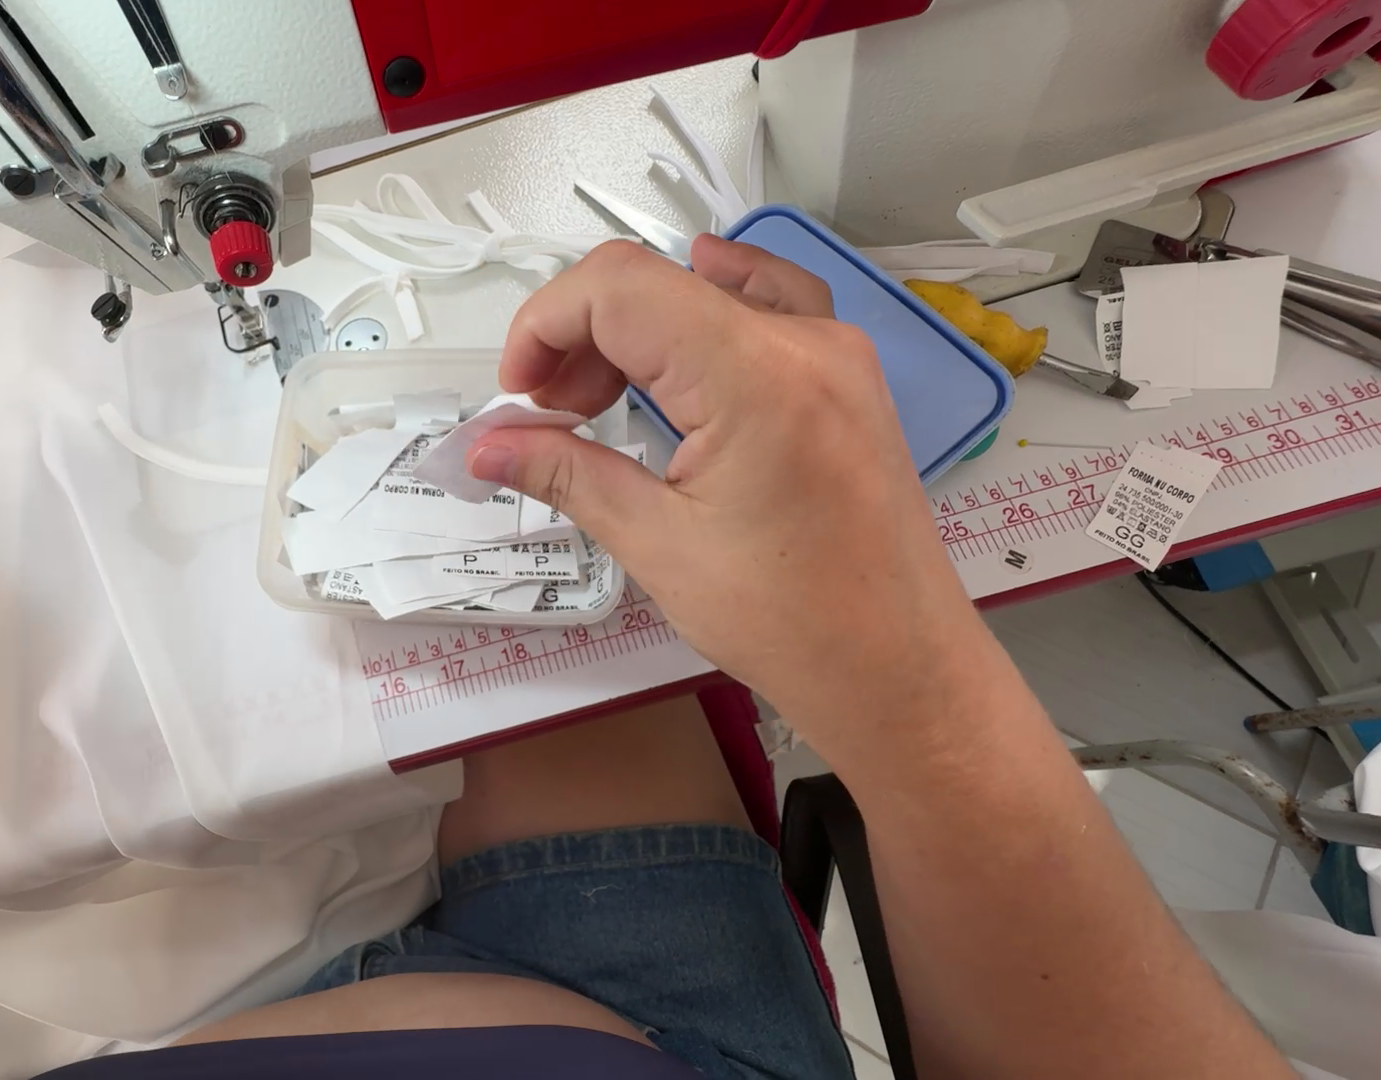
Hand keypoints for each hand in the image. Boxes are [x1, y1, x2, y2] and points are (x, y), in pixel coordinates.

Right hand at [466, 236, 986, 740]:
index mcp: (754, 375)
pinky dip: (701, 313)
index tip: (517, 392)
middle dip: (578, 337)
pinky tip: (675, 335)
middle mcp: (804, 340)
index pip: (619, 289)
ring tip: (595, 406)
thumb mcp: (656, 544)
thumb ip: (564, 475)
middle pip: (655, 284)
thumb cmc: (786, 622)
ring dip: (630, 338)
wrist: (895, 668)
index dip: (545, 323)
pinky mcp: (842, 377)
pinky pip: (764, 307)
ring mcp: (834, 352)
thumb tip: (485, 447)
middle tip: (546, 414)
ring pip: (701, 294)